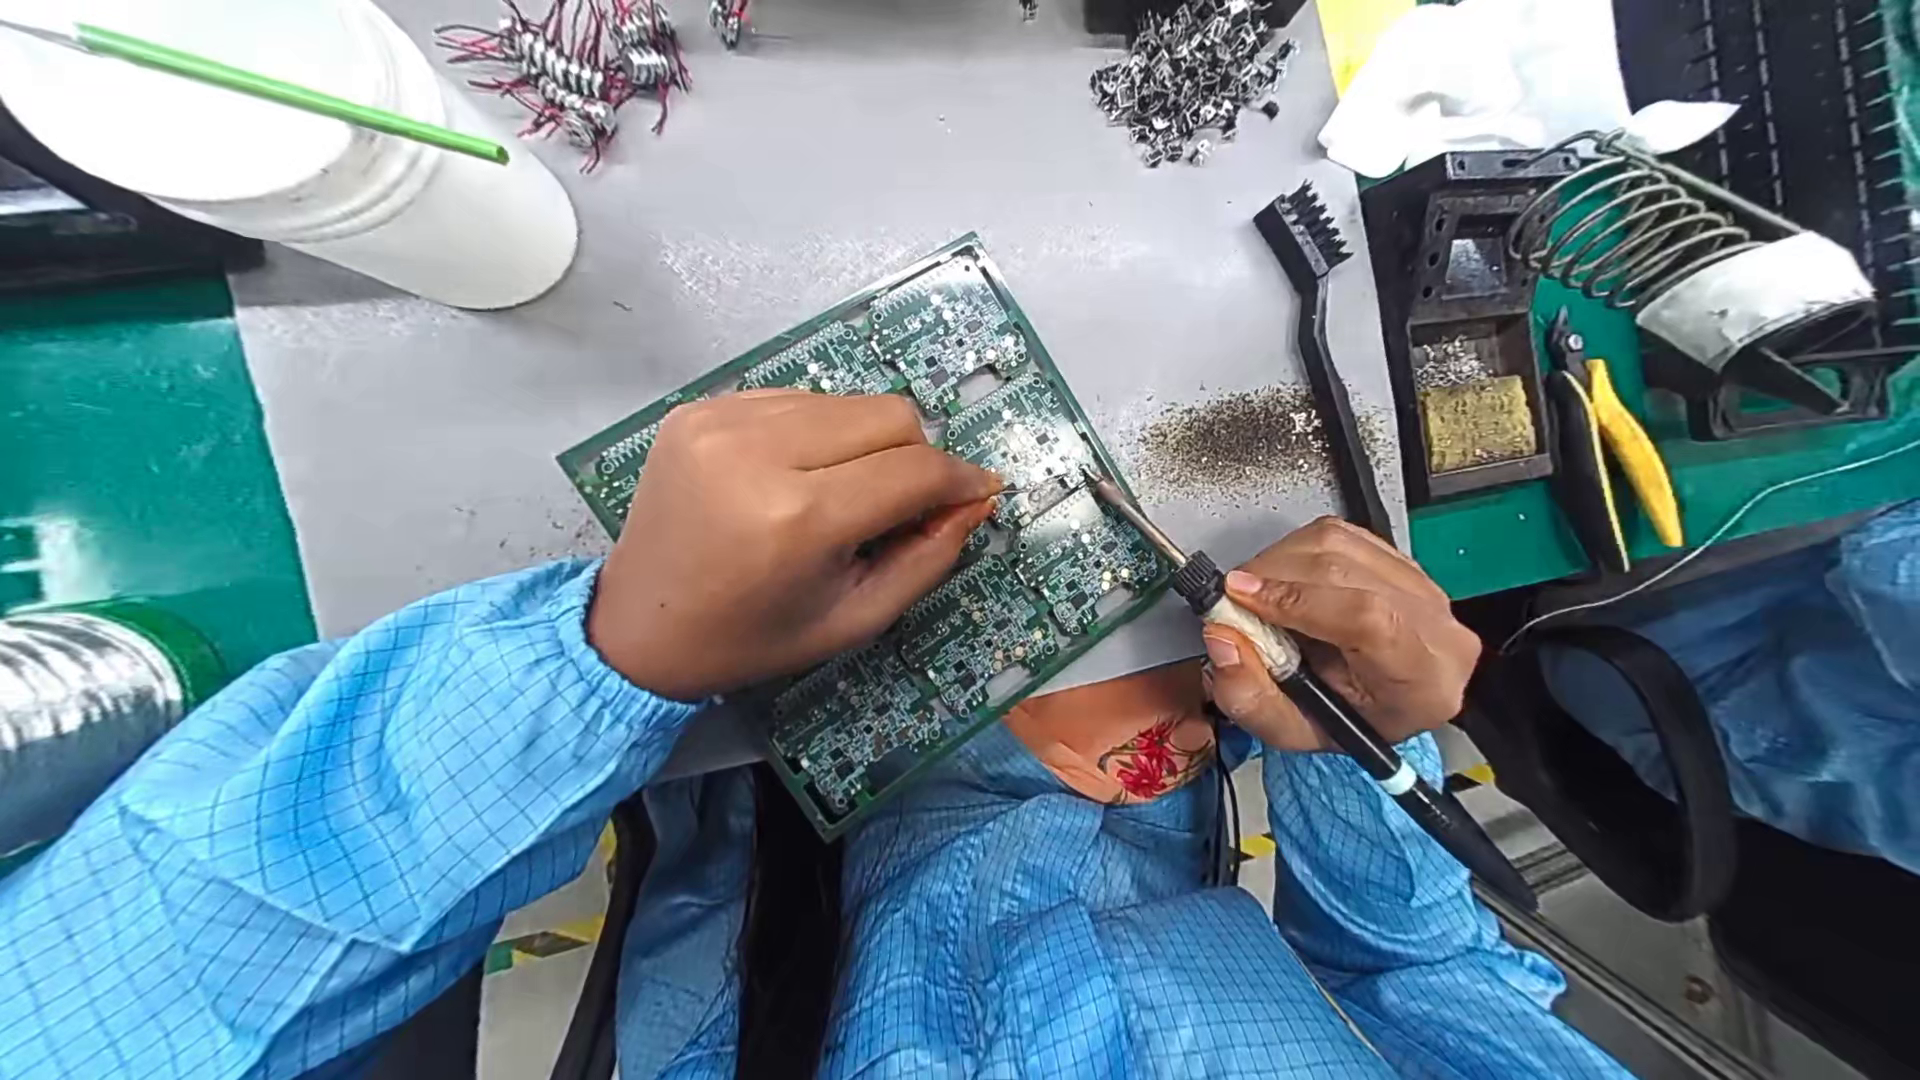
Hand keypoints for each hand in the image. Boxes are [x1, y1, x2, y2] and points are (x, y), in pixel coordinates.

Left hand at [587, 390, 999, 700]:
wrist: (639, 628)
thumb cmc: (753, 638)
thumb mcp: (856, 617)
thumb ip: (929, 557)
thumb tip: (973, 499)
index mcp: (797, 517)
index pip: (914, 470)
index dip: (960, 479)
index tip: (978, 492)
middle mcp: (757, 450)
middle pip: (890, 415)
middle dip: (917, 457)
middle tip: (904, 504)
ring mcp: (722, 419)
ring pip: (849, 401)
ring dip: (869, 444)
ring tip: (846, 494)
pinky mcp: (703, 407)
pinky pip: (801, 400)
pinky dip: (823, 434)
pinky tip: (801, 476)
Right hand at [1200, 517, 1479, 750]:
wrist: (1365, 703)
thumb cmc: (1337, 719)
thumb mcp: (1286, 730)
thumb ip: (1248, 696)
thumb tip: (1222, 636)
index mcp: (1421, 679)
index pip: (1367, 618)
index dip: (1295, 599)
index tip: (1240, 595)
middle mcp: (1435, 626)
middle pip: (1343, 570)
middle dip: (1270, 576)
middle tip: (1232, 599)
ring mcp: (1421, 585)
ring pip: (1336, 542)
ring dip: (1276, 561)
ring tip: (1257, 594)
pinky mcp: (1397, 559)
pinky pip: (1336, 533)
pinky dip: (1292, 549)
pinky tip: (1283, 579)